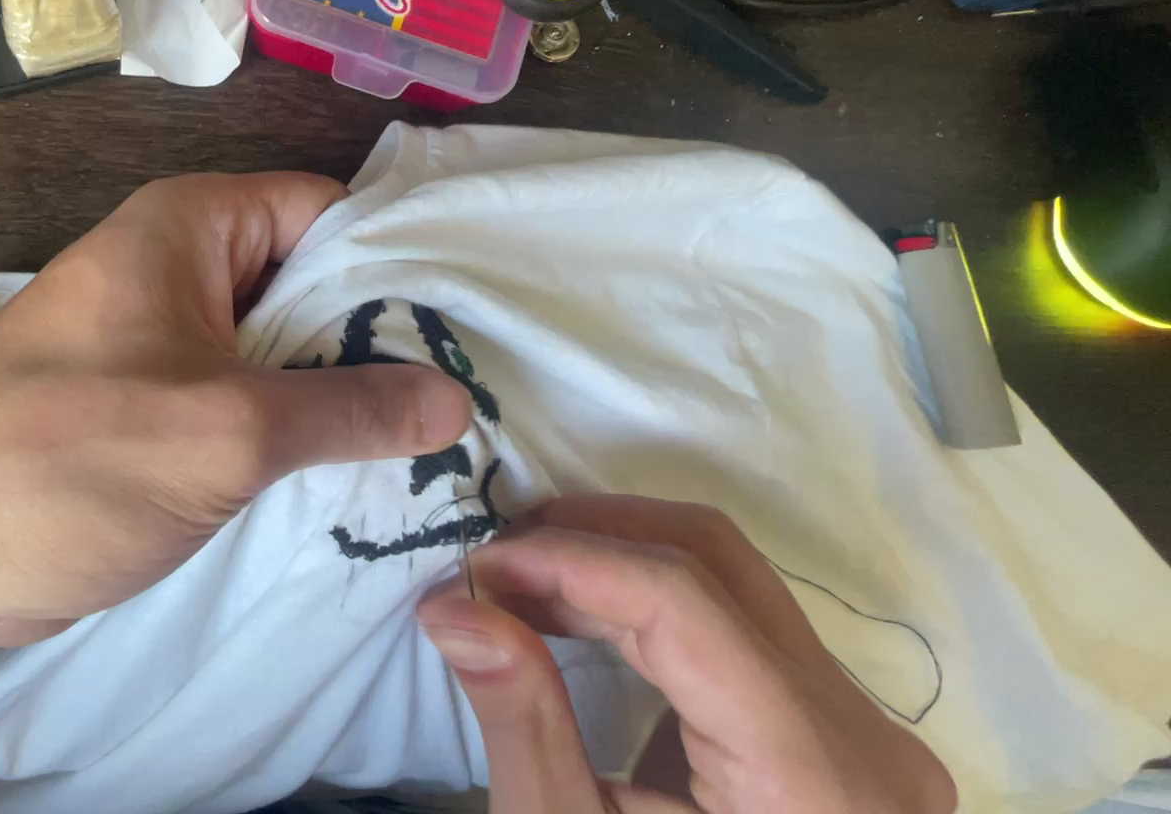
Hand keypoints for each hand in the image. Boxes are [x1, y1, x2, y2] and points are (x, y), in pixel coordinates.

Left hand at [0, 173, 474, 736]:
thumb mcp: (225, 431)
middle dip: (378, 339)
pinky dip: (293, 428)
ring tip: (438, 440)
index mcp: (189, 227)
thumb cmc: (64, 460)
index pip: (325, 212)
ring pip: (279, 348)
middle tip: (474, 395)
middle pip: (307, 282)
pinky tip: (359, 470)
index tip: (474, 322)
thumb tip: (450, 397)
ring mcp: (162, 338)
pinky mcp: (151, 403)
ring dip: (340, 393)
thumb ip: (346, 409)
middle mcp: (177, 267)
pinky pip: (245, 397)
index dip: (398, 260)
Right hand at [416, 495, 956, 813]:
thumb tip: (450, 605)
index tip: (474, 567)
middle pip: (711, 558)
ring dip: (608, 555)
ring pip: (725, 570)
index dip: (565, 560)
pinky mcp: (835, 726)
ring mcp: (863, 725)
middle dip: (583, 538)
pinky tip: (576, 617)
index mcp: (815, 777)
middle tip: (489, 566)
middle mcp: (865, 731)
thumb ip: (521, 720)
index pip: (679, 598)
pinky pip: (732, 612)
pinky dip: (639, 592)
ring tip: (520, 585)